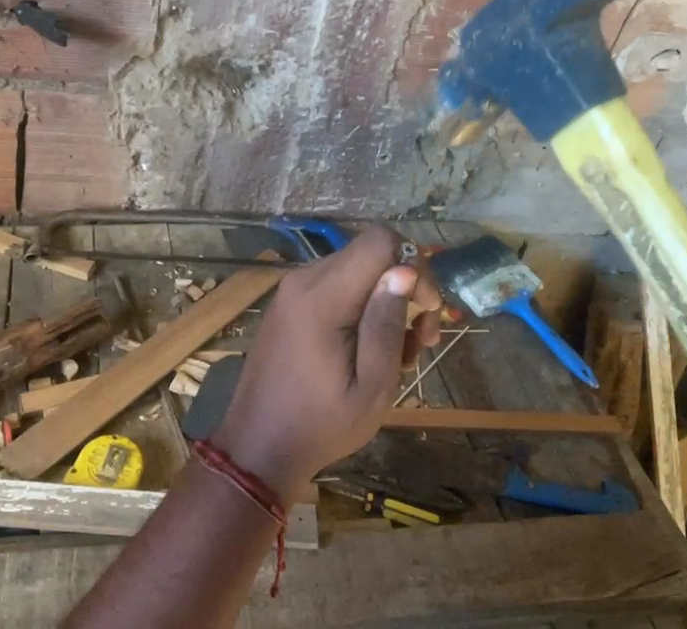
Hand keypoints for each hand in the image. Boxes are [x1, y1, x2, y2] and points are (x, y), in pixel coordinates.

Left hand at [210, 224, 442, 493]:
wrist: (259, 445)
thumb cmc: (321, 425)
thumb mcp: (372, 387)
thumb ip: (387, 325)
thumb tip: (405, 270)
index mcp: (322, 297)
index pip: (379, 240)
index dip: (414, 266)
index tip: (427, 311)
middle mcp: (305, 280)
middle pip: (372, 254)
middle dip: (407, 289)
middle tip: (423, 339)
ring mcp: (294, 289)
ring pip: (359, 270)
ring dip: (389, 302)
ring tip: (402, 355)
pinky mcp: (292, 302)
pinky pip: (340, 286)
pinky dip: (365, 308)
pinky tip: (373, 350)